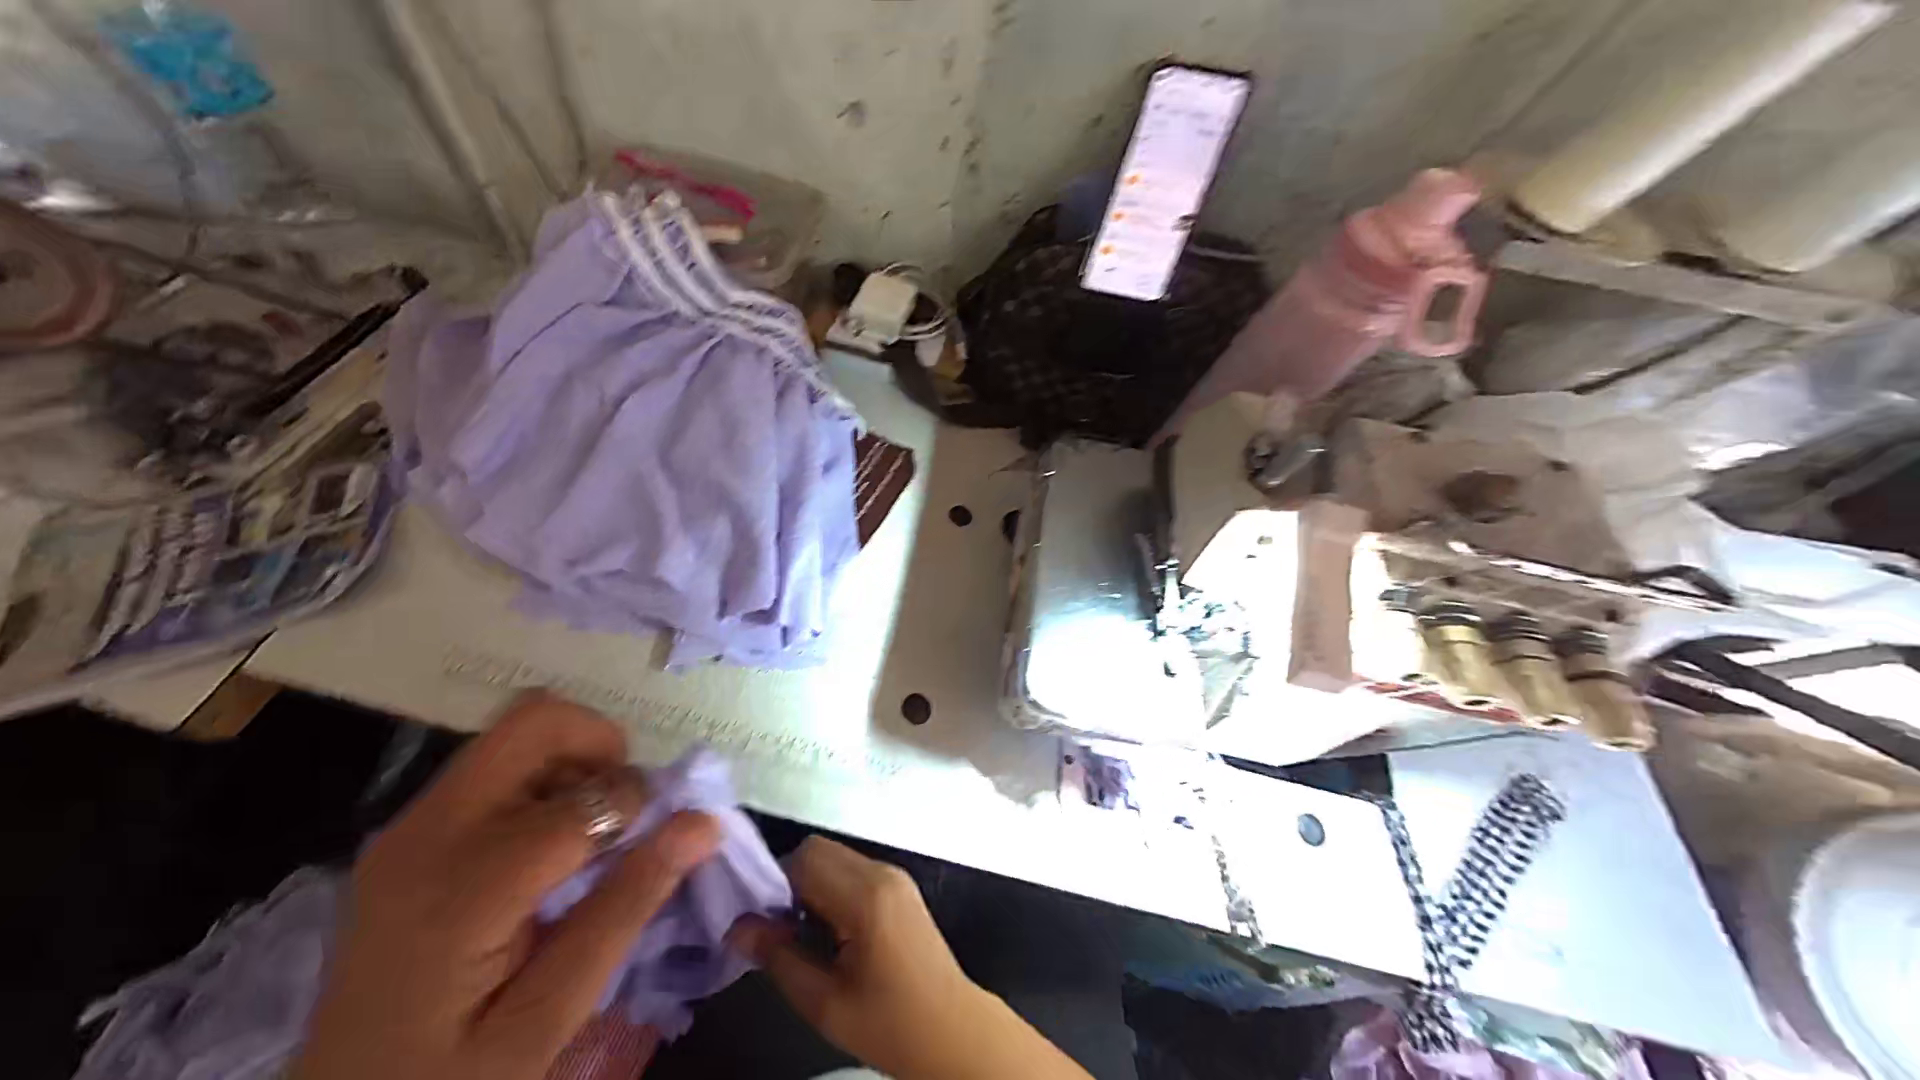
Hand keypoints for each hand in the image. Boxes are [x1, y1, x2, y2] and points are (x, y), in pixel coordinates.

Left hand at [292, 694, 720, 1079]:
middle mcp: (427, 832)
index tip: (655, 840)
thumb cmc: (452, 1076)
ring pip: (517, 735)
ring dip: (574, 763)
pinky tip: (549, 844)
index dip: (640, 806)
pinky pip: (495, 764)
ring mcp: (410, 825)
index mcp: (462, 887)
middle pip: (534, 721)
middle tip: (626, 809)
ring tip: (588, 834)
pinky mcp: (409, 831)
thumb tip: (702, 822)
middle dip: (603, 746)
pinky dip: (545, 779)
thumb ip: (626, 908)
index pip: (581, 800)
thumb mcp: (551, 1014)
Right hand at [730, 837, 1092, 1079]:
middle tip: (780, 928)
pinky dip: (831, 888)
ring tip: (803, 933)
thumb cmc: (889, 1024)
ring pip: (835, 856)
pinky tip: (829, 930)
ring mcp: (895, 876)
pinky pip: (853, 868)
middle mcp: (883, 873)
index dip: (773, 883)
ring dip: (811, 884)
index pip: (804, 858)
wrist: (952, 1030)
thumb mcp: (823, 1003)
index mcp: (866, 896)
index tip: (760, 920)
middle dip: (789, 880)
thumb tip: (738, 928)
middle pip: (819, 849)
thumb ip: (778, 958)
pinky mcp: (900, 885)